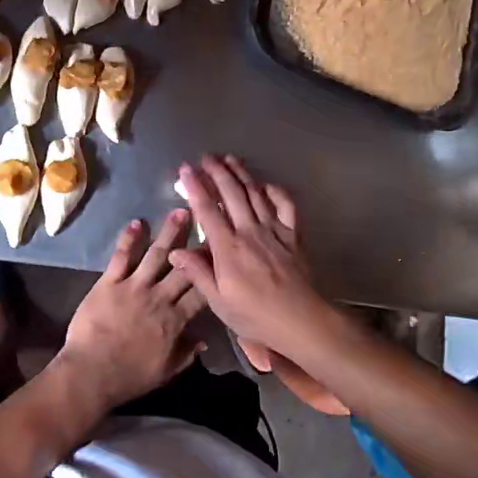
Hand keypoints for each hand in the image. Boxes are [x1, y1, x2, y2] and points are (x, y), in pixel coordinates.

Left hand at [53, 209, 208, 410]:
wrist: (91, 373)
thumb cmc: (129, 377)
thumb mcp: (165, 371)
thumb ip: (186, 353)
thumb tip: (204, 339)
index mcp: (175, 320)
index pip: (201, 292)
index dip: (213, 273)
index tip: (223, 255)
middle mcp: (159, 297)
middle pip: (183, 267)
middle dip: (198, 244)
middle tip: (210, 221)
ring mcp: (133, 286)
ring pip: (156, 254)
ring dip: (169, 232)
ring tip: (180, 211)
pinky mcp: (108, 283)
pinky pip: (121, 257)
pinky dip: (129, 239)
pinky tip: (137, 222)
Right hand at [169, 156, 349, 363]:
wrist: (302, 320)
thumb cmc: (255, 316)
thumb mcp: (219, 302)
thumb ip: (198, 273)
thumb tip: (176, 252)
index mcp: (228, 248)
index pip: (207, 210)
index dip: (195, 186)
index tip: (185, 169)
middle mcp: (249, 232)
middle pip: (231, 193)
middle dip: (217, 171)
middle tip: (206, 157)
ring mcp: (273, 230)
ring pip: (255, 194)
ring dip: (242, 174)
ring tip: (230, 159)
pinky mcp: (292, 235)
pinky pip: (285, 205)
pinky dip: (275, 190)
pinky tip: (266, 184)